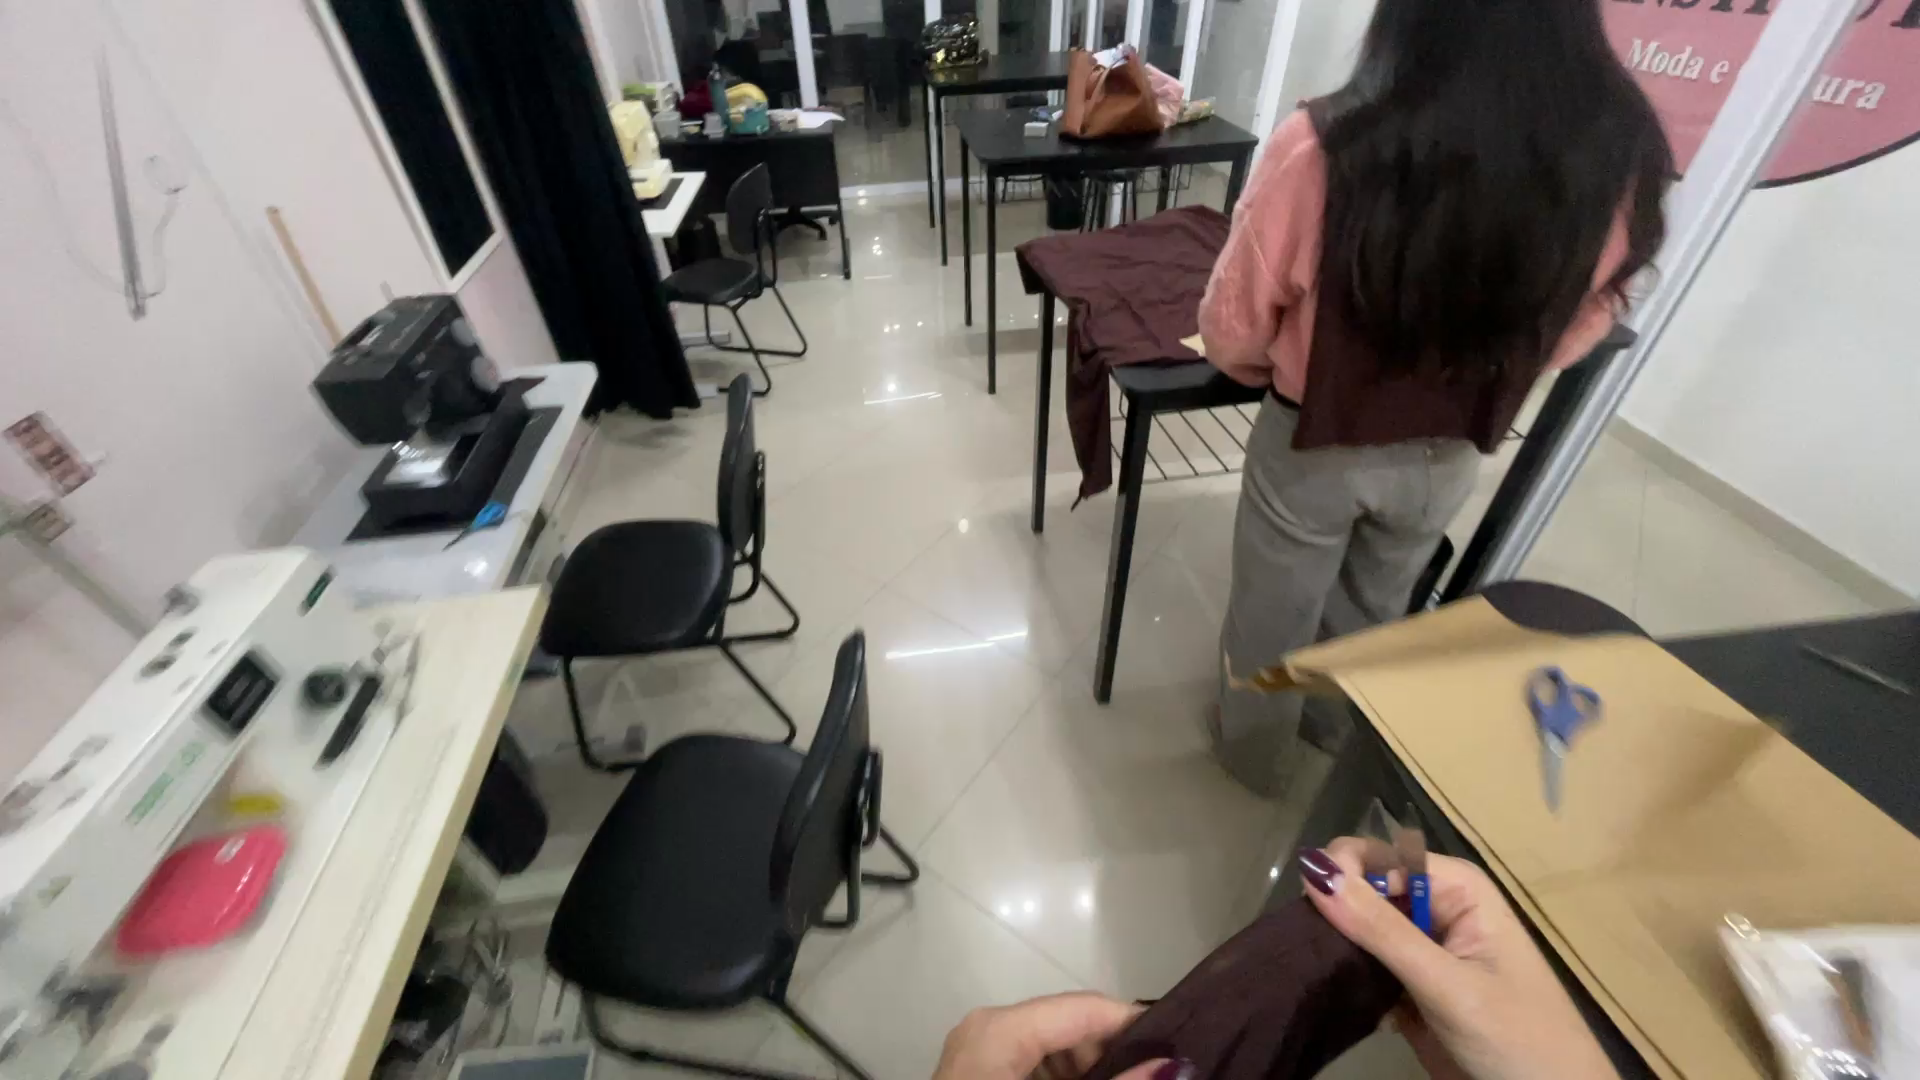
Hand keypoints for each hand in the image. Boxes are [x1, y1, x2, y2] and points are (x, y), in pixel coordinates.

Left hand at [932, 992, 1188, 1079]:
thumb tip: (1172, 1064)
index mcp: (1001, 1027)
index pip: (1082, 1007)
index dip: (1132, 1021)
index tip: (1180, 1039)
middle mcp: (988, 1026)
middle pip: (1067, 1026)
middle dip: (1114, 1052)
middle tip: (1158, 1072)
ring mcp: (980, 1050)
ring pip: (1052, 1046)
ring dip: (1091, 1069)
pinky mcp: (981, 1073)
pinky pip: (1032, 1065)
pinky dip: (1064, 1077)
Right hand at [1297, 840, 1618, 1079]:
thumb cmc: (1522, 1046)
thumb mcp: (1450, 986)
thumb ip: (1381, 929)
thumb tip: (1312, 867)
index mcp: (1454, 886)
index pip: (1376, 854)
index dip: (1341, 872)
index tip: (1315, 909)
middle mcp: (1432, 904)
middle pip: (1360, 884)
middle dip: (1334, 909)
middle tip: (1319, 948)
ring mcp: (1418, 945)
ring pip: (1353, 922)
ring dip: (1335, 943)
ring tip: (1325, 970)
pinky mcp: (1404, 981)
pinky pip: (1358, 959)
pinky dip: (1344, 972)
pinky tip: (1340, 990)